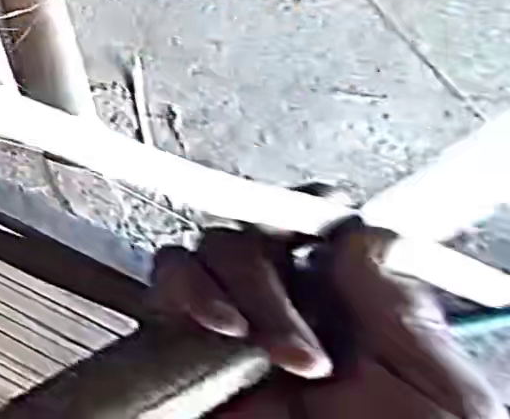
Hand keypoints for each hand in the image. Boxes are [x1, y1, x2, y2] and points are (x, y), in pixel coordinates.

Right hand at [151, 226, 502, 417]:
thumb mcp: (444, 411)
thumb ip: (408, 326)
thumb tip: (373, 235)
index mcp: (360, 332)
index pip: (320, 248)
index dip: (311, 221)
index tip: (317, 205)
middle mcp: (289, 320)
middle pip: (247, 243)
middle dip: (263, 276)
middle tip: (299, 342)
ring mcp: (227, 329)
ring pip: (197, 256)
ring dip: (220, 284)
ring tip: (247, 338)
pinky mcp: (177, 340)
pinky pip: (161, 288)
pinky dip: (179, 292)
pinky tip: (210, 325)